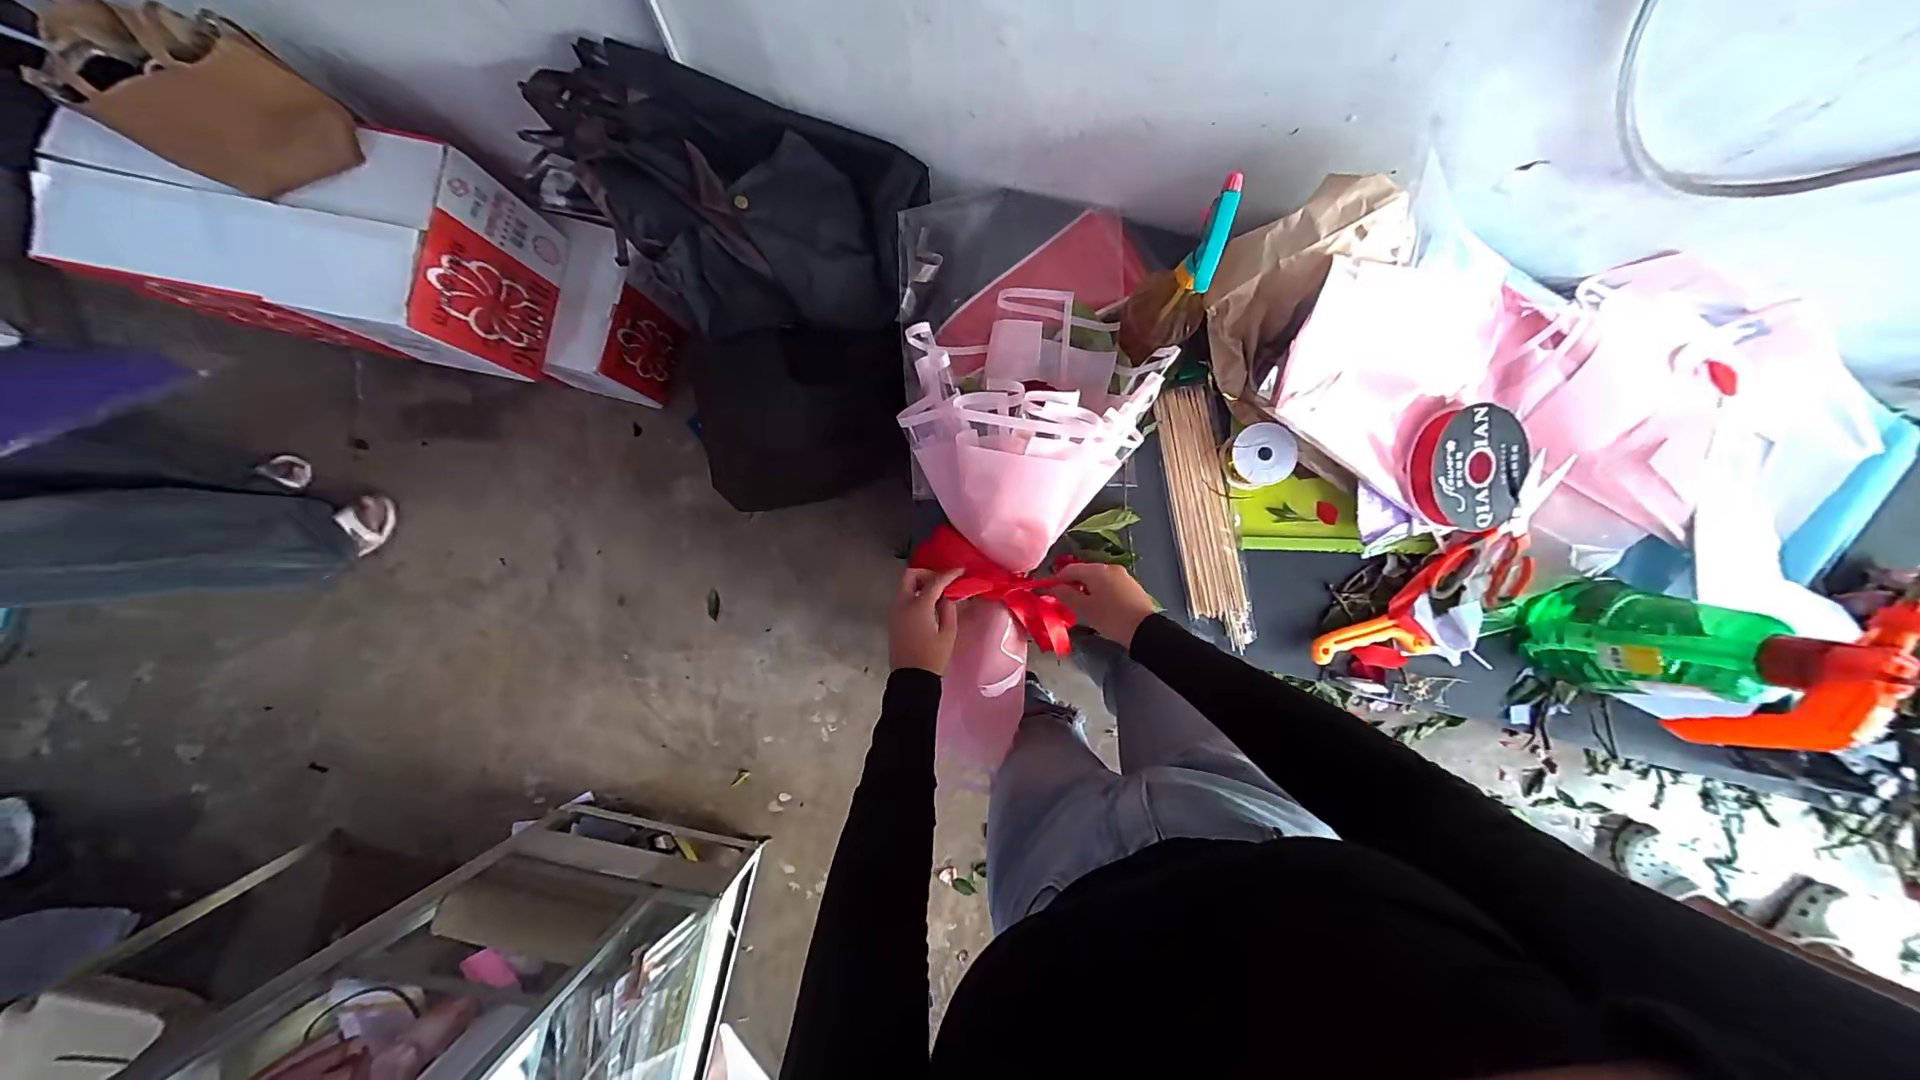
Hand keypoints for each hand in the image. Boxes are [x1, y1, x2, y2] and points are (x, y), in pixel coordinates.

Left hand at [889, 567, 963, 674]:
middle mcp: (902, 605)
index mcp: (918, 606)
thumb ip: (948, 609)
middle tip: (942, 582)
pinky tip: (928, 606)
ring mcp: (895, 612)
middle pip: (910, 575)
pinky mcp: (893, 620)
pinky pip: (903, 598)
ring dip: (920, 584)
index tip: (960, 571)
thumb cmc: (933, 657)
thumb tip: (947, 596)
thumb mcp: (948, 633)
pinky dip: (915, 594)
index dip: (949, 574)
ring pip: (904, 586)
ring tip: (937, 595)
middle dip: (927, 574)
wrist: (911, 678)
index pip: (934, 581)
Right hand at [1051, 563, 1155, 647]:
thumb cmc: (1111, 618)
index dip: (1056, 580)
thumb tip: (1053, 588)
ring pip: (1097, 578)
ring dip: (1085, 588)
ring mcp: (1122, 575)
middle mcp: (1110, 568)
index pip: (1069, 569)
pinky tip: (1098, 605)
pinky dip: (1099, 591)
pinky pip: (1108, 584)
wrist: (1144, 630)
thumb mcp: (1084, 608)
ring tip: (1081, 604)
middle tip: (1064, 600)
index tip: (1049, 592)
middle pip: (1084, 572)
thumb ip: (1066, 595)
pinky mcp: (1131, 585)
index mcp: (1097, 570)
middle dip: (1072, 584)